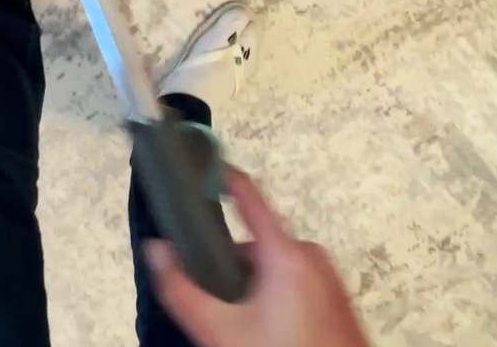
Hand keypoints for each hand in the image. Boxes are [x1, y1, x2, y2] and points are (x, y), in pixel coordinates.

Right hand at [146, 169, 370, 346]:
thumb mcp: (220, 333)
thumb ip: (181, 289)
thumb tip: (155, 249)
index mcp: (284, 252)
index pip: (245, 190)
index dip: (217, 172)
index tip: (193, 167)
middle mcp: (310, 256)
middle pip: (256, 238)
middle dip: (231, 261)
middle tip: (216, 296)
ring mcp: (331, 280)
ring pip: (275, 263)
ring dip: (254, 282)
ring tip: (244, 324)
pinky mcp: (341, 303)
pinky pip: (297, 282)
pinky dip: (278, 295)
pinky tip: (271, 332)